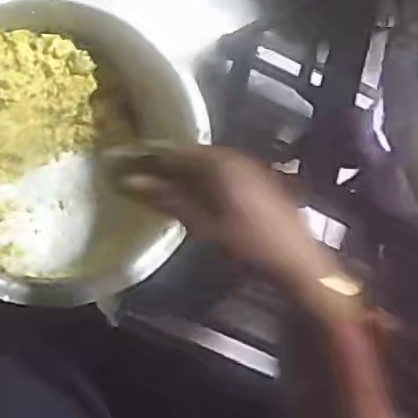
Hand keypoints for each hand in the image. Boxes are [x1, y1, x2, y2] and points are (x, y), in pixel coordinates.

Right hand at [110, 145, 334, 287]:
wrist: (300, 265)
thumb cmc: (250, 245)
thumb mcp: (203, 224)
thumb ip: (167, 198)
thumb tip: (130, 180)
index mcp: (218, 162)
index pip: (170, 151)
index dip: (142, 155)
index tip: (117, 158)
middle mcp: (232, 157)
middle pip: (185, 154)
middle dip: (156, 161)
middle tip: (128, 167)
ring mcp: (246, 169)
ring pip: (200, 162)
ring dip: (174, 169)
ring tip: (149, 178)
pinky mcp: (254, 182)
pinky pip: (214, 171)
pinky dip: (194, 178)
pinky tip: (184, 190)